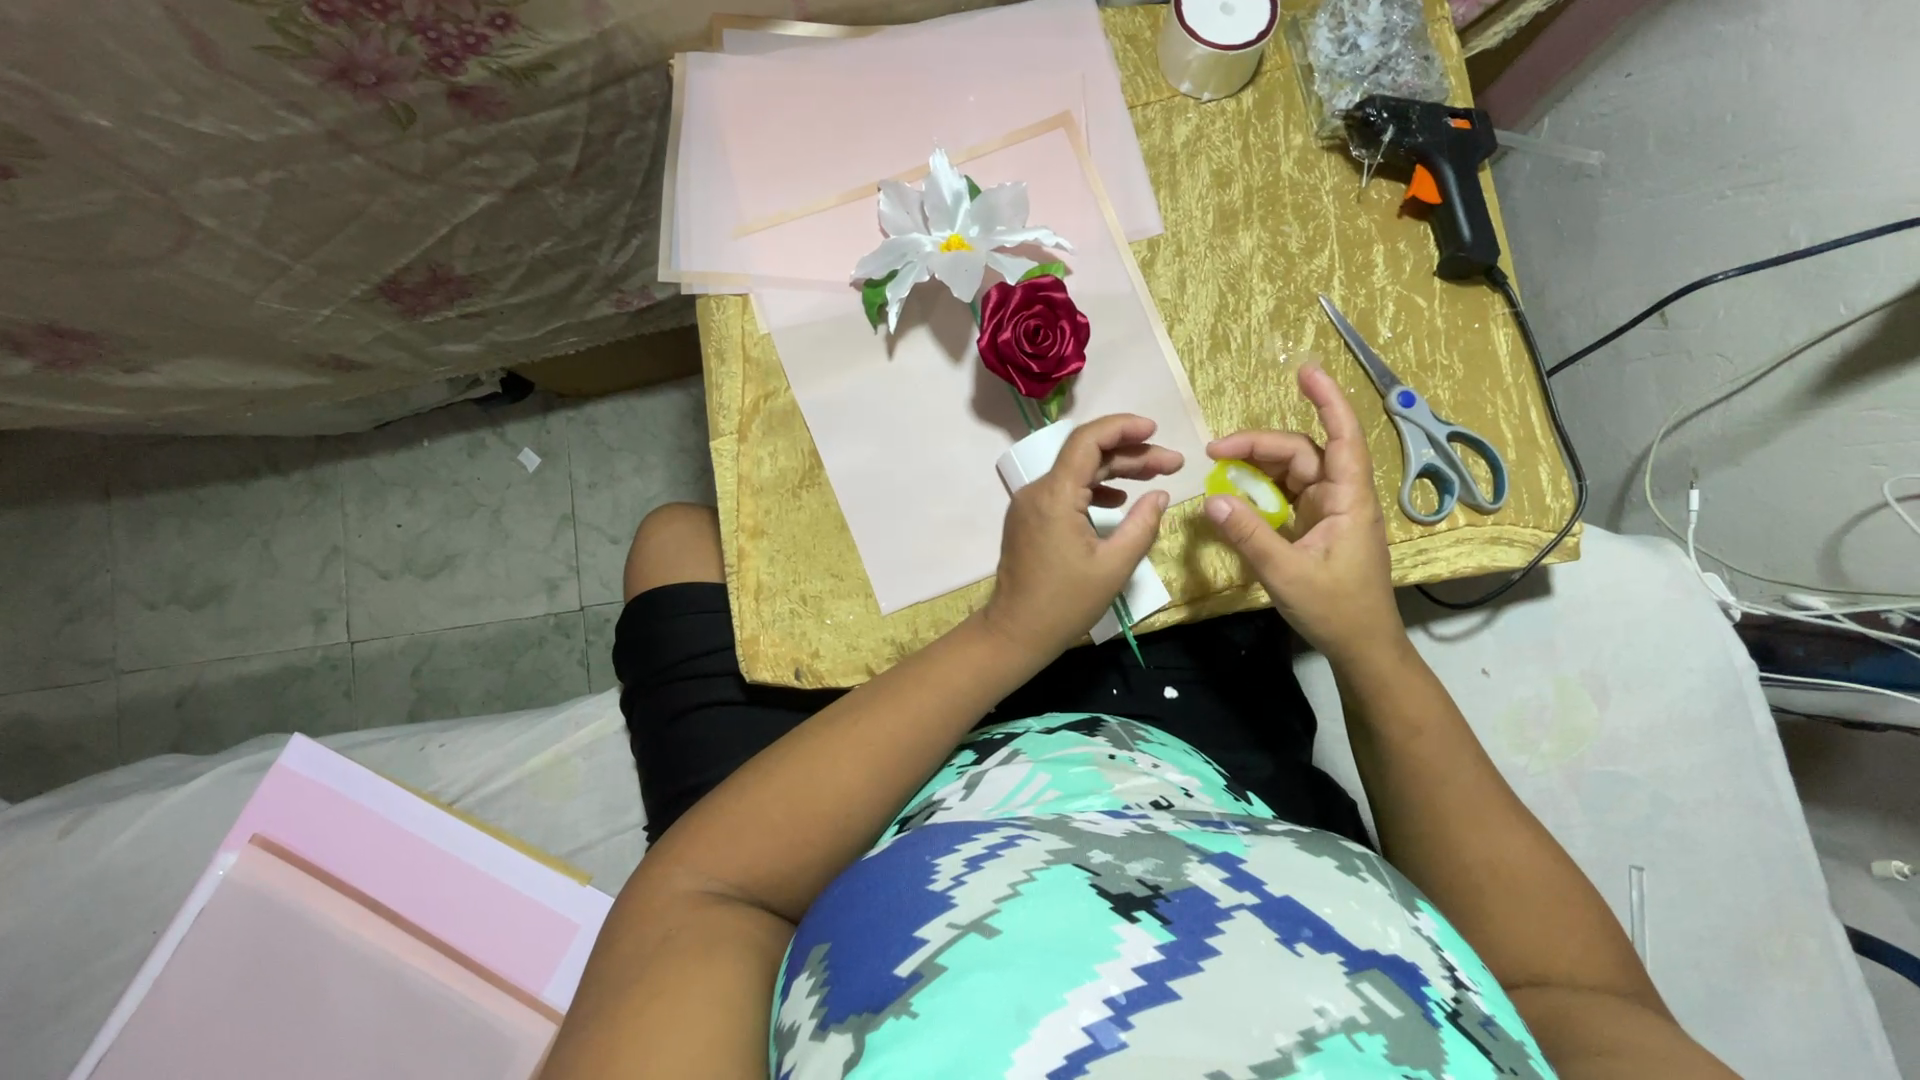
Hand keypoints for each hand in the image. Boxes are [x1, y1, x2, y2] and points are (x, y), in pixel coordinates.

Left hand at [981, 414, 1179, 659]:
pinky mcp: (1029, 519)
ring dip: (1116, 471)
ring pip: (1077, 472)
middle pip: (1087, 455)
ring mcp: (1029, 505)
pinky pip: (1065, 491)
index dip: (1123, 428)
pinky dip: (1094, 489)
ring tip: (1155, 477)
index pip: (1088, 440)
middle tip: (1173, 464)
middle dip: (1132, 454)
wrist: (1016, 631)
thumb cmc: (1066, 603)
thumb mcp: (1114, 566)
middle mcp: (1037, 491)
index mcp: (1055, 496)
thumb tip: (1160, 495)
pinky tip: (1119, 499)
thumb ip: (1142, 525)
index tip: (1155, 430)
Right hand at [1204, 365, 1403, 663]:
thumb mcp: (1286, 573)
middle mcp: (1340, 498)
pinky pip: (1285, 497)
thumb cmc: (1335, 609)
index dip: (1328, 401)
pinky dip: (1260, 492)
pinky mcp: (1315, 529)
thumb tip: (1212, 499)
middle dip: (1259, 445)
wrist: (1360, 646)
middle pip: (1301, 453)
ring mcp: (1327, 513)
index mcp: (1348, 500)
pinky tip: (1235, 495)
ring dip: (1256, 467)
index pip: (1342, 437)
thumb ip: (1249, 534)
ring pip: (1291, 473)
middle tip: (1213, 450)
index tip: (1305, 372)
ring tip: (1218, 467)